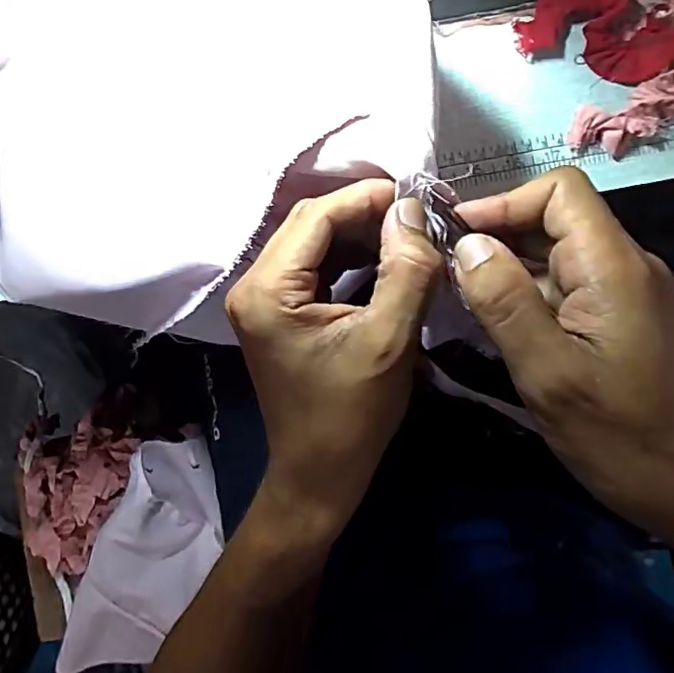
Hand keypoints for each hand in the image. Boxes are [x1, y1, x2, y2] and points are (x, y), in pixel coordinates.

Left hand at [226, 179, 443, 531]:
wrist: (319, 477)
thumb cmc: (352, 416)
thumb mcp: (389, 340)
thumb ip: (405, 270)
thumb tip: (413, 211)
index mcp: (268, 290)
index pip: (317, 216)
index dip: (368, 197)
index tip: (417, 195)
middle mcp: (255, 284)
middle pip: (313, 223)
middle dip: (366, 213)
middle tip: (418, 215)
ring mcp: (264, 297)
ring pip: (316, 241)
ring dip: (362, 233)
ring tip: (410, 233)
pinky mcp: (280, 310)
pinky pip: (318, 266)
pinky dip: (354, 256)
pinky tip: (388, 258)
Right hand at [453, 167, 673, 545]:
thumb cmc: (626, 440)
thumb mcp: (549, 375)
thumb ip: (505, 302)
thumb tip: (467, 244)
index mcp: (613, 265)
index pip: (559, 191)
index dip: (505, 202)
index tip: (458, 236)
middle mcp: (627, 265)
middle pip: (558, 219)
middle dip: (501, 235)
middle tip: (449, 270)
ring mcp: (631, 292)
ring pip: (562, 254)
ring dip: (514, 267)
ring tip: (466, 296)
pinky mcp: (628, 319)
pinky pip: (574, 286)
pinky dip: (535, 293)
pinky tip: (505, 321)